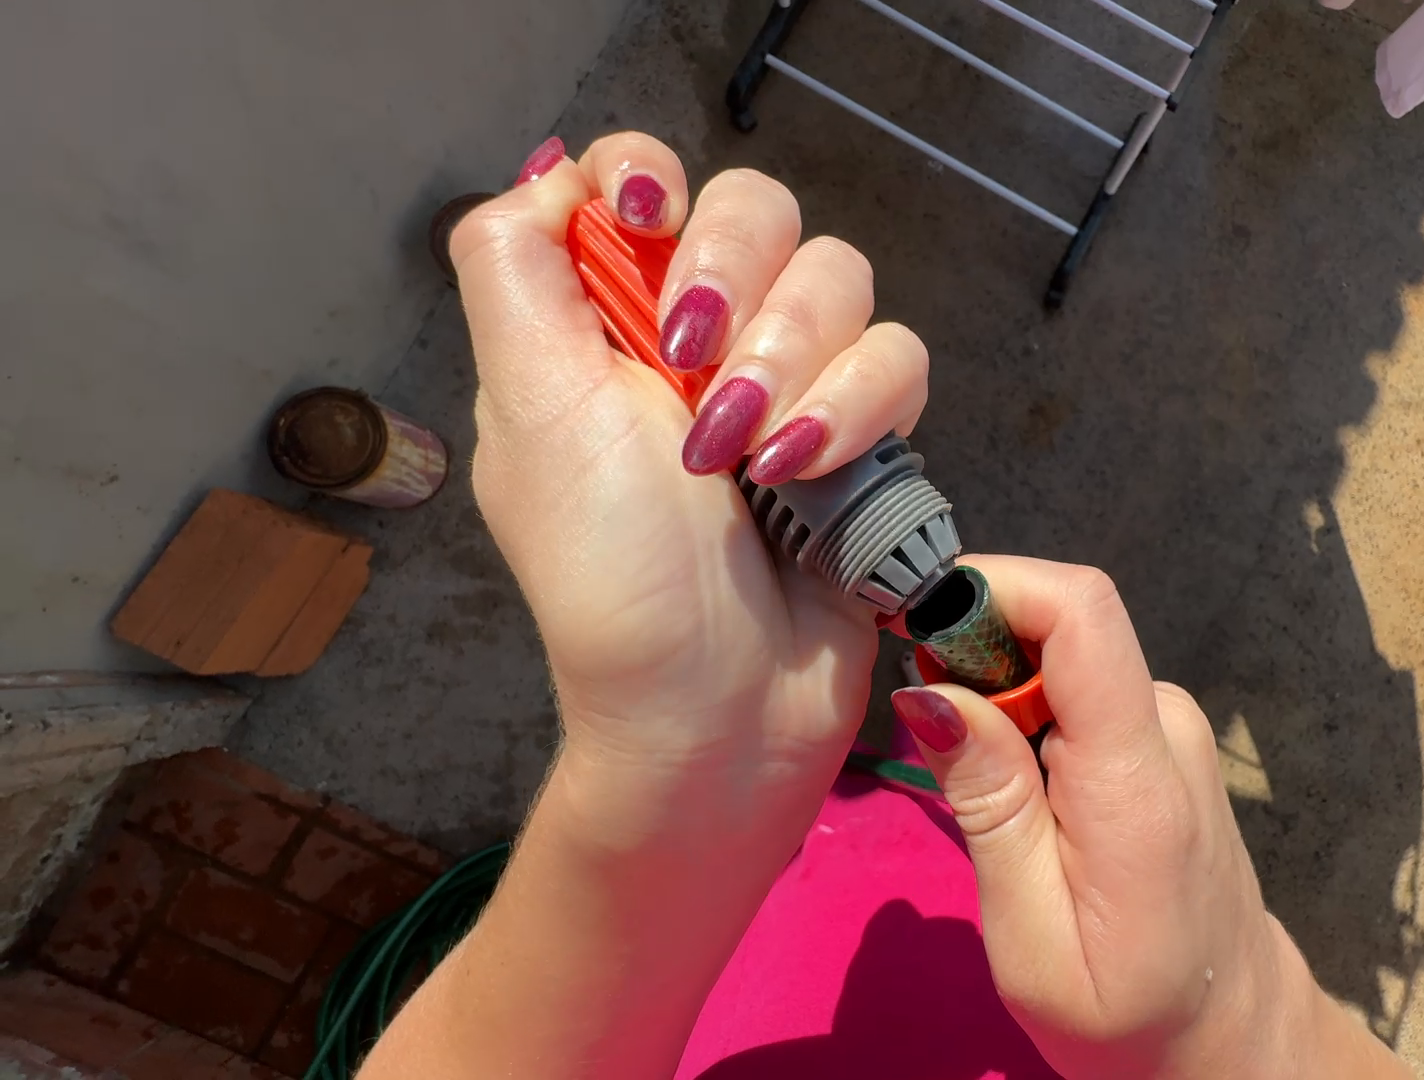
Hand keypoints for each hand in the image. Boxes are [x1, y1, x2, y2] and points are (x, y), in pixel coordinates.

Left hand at [451, 134, 927, 843]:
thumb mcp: (534, 421)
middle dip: (738, 276)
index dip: (655, 178)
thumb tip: (558, 178)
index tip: (652, 228)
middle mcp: (714, 338)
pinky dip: (861, 406)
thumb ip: (517, 277)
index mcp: (616, 325)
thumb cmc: (614, 576)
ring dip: (800, 356)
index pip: (646, 180)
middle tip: (700, 369)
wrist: (719, 706)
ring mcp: (801, 382)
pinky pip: (900, 359)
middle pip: (763, 210)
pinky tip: (814, 471)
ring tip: (756, 454)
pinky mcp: (870, 432)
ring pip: (845, 280)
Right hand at [892, 556, 1410, 1079]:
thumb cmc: (1129, 1013)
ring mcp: (1170, 721)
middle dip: (976, 649)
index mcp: (1137, 775)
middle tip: (935, 735)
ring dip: (997, 687)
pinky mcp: (1161, 732)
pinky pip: (1077, 683)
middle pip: (1059, 625)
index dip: (993, 585)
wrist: (1235, 1035)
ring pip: (1060, 655)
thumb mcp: (1031, 936)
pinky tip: (1018, 783)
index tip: (917, 620)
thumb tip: (928, 690)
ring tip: (978, 780)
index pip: (1081, 612)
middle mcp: (1166, 721)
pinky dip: (1025, 706)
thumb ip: (987, 802)